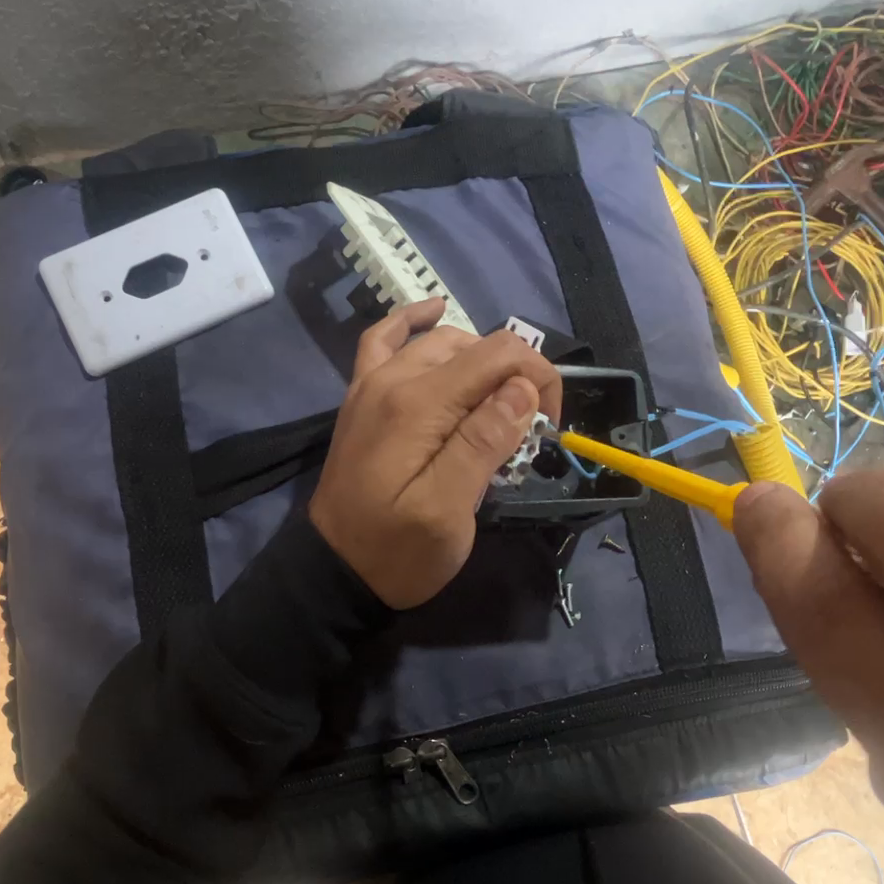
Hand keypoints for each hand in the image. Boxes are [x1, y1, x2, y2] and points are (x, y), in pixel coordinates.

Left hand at [310, 299, 561, 609]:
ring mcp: (371, 384)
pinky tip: (435, 312)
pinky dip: (413, 322)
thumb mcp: (448, 512)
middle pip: (473, 345)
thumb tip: (522, 389)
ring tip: (498, 408)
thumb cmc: (397, 552)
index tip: (549, 428)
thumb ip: (483, 444)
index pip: (498, 355)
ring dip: (480, 362)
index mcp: (418, 404)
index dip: (538, 380)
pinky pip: (384, 340)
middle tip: (528, 430)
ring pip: (440, 342)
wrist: (333, 572)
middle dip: (514, 375)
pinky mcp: (362, 398)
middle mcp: (392, 379)